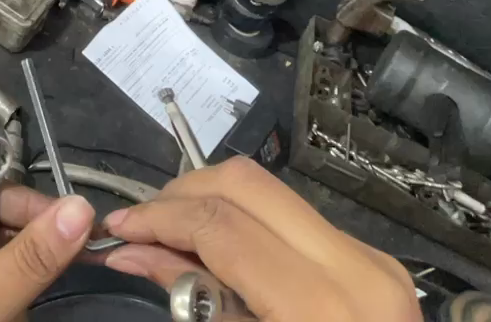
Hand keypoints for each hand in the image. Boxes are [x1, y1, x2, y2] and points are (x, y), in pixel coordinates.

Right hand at [97, 158, 418, 321]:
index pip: (219, 224)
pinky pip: (291, 213)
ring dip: (209, 199)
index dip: (158, 218)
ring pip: (266, 188)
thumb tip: (130, 251)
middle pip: (242, 183)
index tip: (119, 227)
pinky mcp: (371, 259)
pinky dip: (244, 217)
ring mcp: (369, 258)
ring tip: (176, 233)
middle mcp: (354, 265)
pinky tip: (222, 247)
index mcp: (322, 306)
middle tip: (145, 225)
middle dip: (180, 194)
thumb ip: (192, 299)